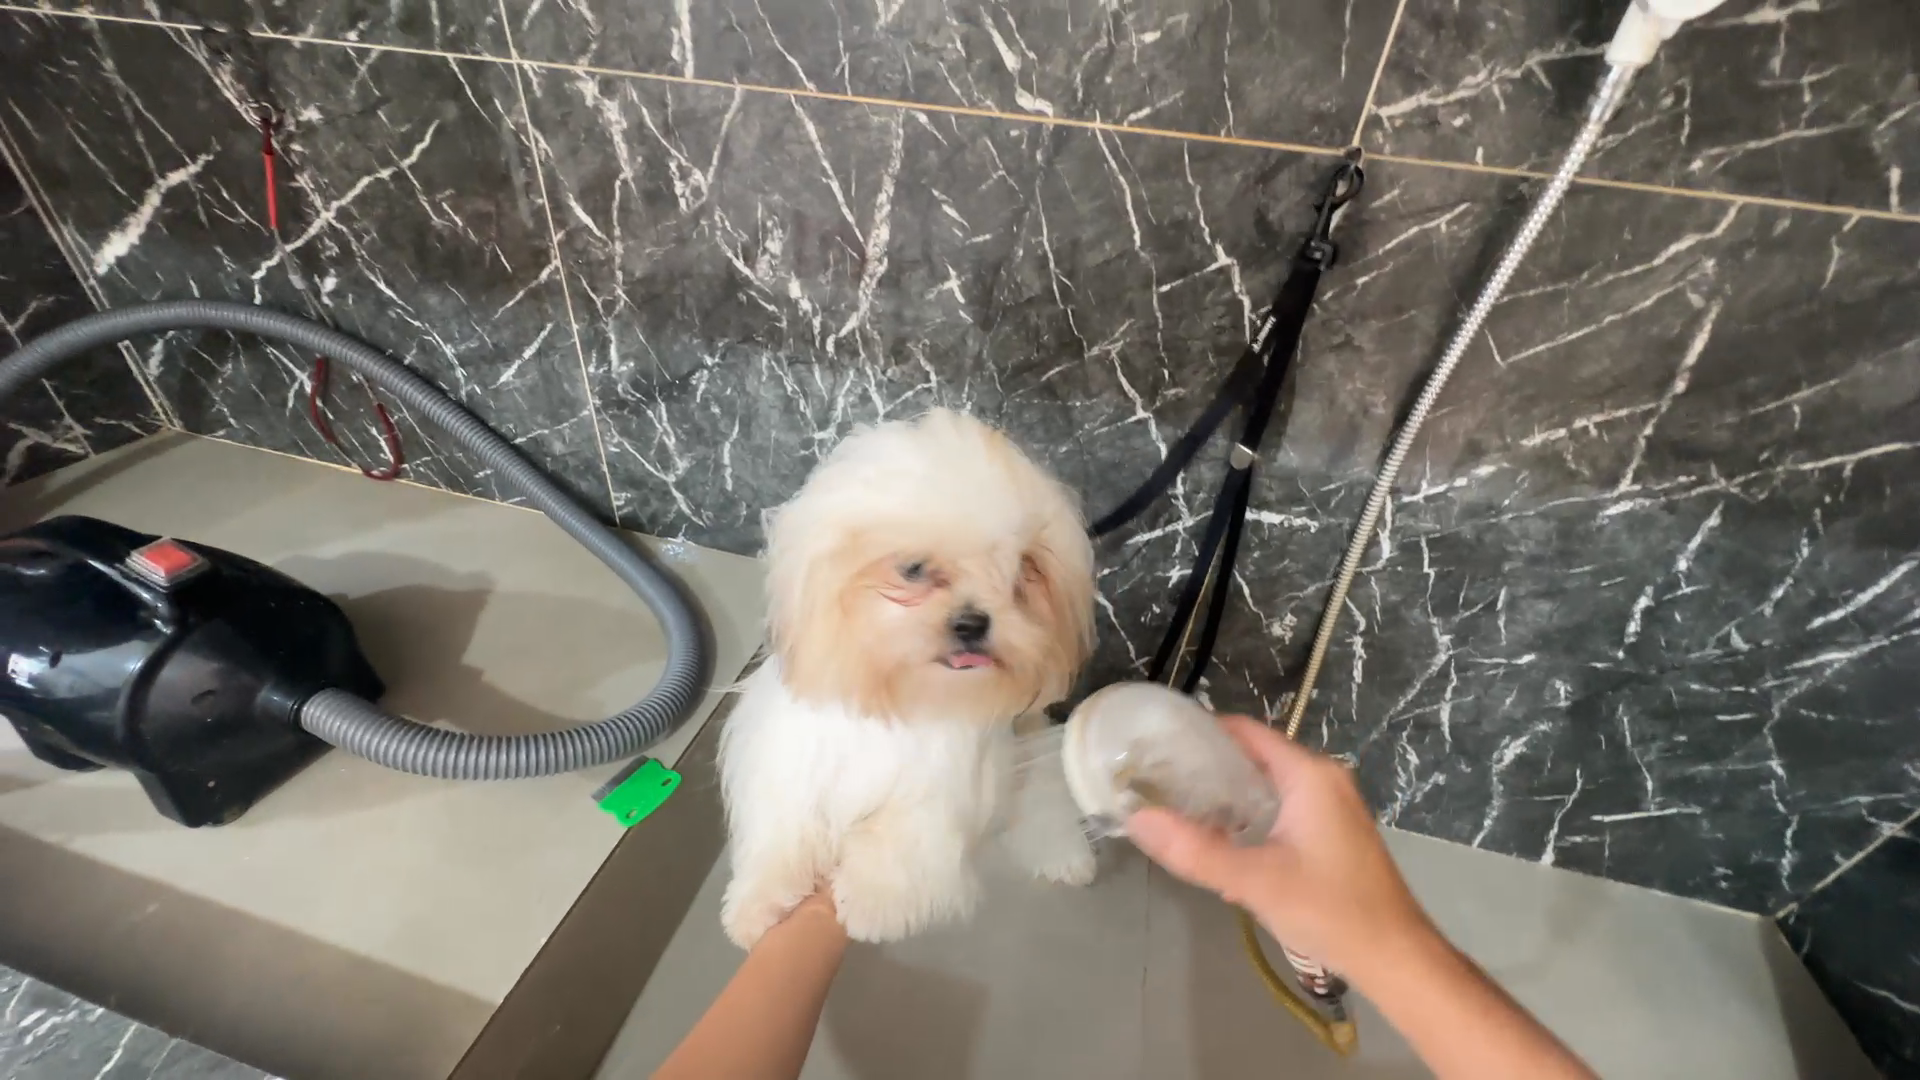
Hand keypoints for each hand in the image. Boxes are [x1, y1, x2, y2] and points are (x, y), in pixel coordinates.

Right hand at [1126, 716, 1432, 977]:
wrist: (1399, 961)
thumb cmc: (1331, 911)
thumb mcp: (1255, 882)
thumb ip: (1194, 850)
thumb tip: (1136, 819)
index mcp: (1308, 774)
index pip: (1244, 730)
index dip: (1200, 730)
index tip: (1158, 741)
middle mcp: (1322, 777)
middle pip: (1254, 751)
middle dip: (1207, 760)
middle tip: (1160, 773)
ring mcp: (1331, 803)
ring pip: (1267, 778)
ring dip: (1227, 786)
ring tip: (1179, 798)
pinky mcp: (1332, 829)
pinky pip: (1280, 800)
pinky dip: (1248, 806)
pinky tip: (1221, 830)